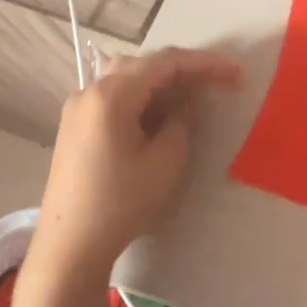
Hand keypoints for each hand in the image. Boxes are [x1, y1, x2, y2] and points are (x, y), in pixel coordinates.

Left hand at [34, 48, 241, 273]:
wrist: (71, 243)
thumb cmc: (122, 202)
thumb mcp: (166, 161)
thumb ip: (181, 121)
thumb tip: (185, 103)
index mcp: (112, 95)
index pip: (166, 63)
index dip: (205, 64)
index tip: (236, 75)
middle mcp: (90, 91)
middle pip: (143, 64)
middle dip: (183, 69)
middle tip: (216, 84)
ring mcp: (78, 108)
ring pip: (126, 78)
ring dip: (161, 82)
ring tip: (191, 98)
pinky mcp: (75, 126)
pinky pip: (114, 97)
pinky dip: (141, 97)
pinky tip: (158, 115)